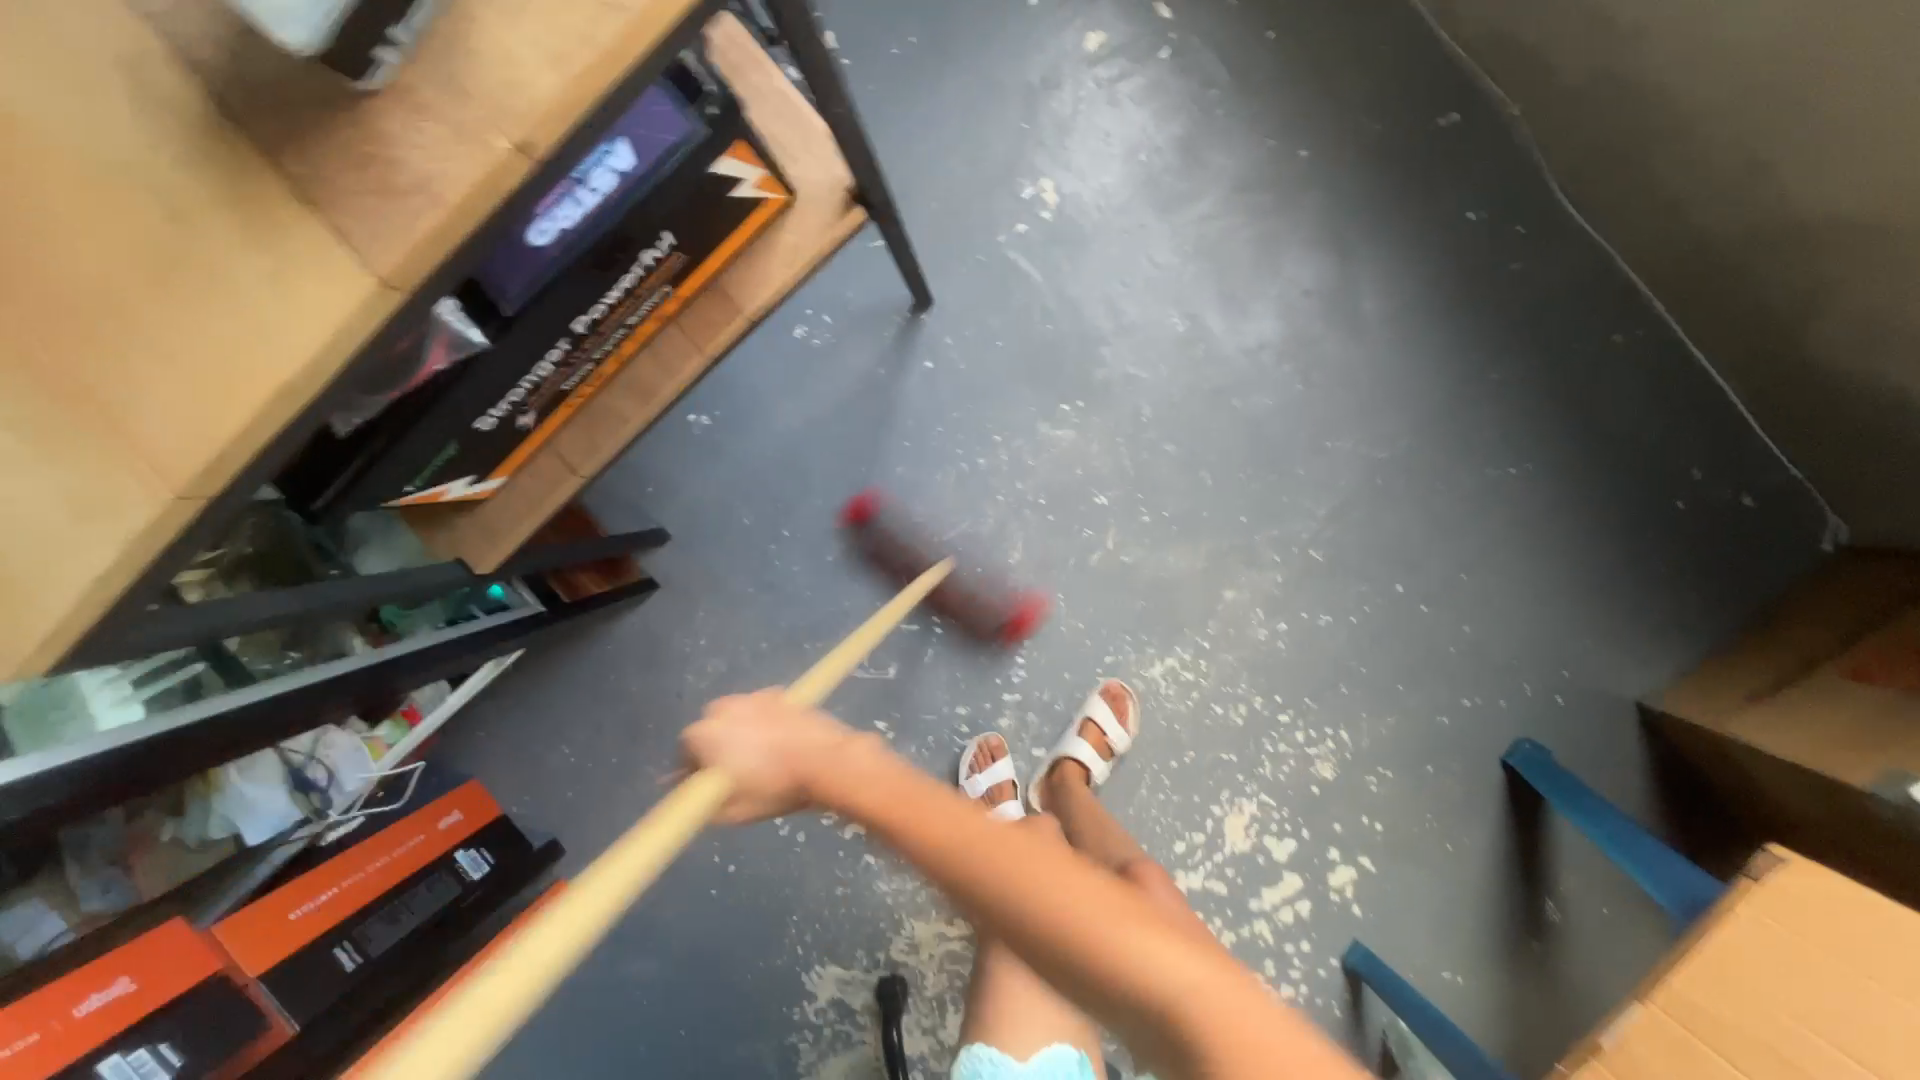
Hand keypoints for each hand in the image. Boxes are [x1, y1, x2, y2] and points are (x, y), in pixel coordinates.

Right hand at [680, 689, 863, 823]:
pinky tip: (782, 741)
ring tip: (765, 758)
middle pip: (710, 731)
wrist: (824, 759)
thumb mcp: (732, 812)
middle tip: (741, 772)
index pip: (686, 755)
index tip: (714, 786)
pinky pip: (761, 710)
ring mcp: (750, 696)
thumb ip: (703, 805)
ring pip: (736, 718)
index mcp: (700, 734)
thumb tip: (694, 798)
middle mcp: (719, 708)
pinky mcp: (777, 692)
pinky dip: (765, 722)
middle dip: (719, 749)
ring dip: (742, 733)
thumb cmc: (774, 788)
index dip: (698, 772)